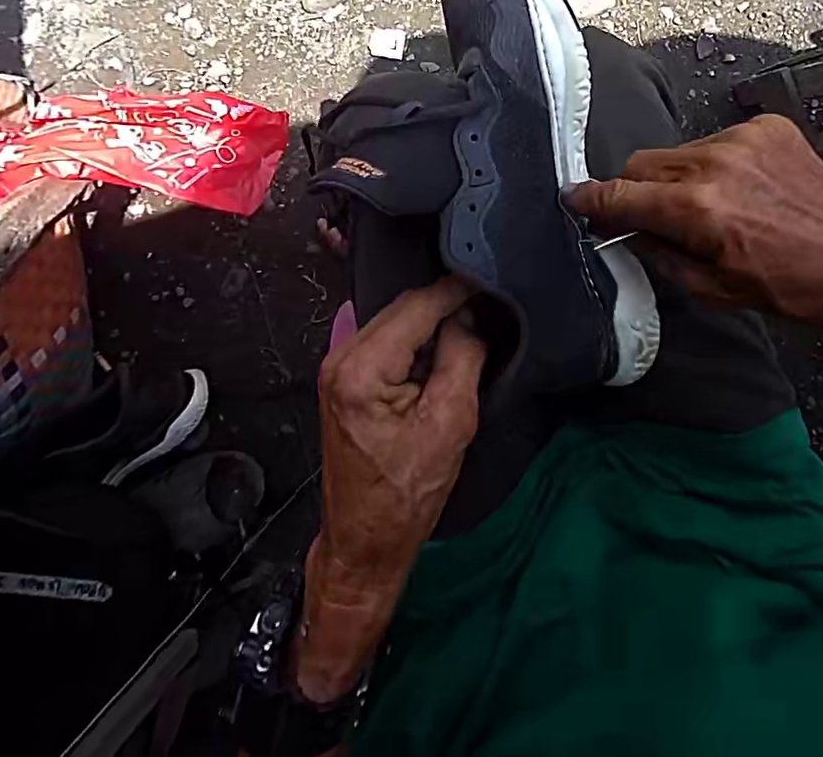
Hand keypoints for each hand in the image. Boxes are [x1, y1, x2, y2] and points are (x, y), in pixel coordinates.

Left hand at [298, 277, 485, 701]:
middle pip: (401, 307)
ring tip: (465, 334)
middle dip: (444, 306)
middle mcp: (339, 358)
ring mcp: (336, 366)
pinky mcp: (342, 378)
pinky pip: (384, 340)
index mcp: (362, 368)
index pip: (416, 306)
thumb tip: (467, 317)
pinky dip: (413, 340)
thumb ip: (463, 355)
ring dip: (429, 324)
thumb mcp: (451, 421)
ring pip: (393, 320)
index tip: (487, 284)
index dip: (456, 291)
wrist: (366, 539)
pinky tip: (437, 352)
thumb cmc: (407, 493)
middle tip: (482, 314)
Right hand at [567, 114, 822, 327]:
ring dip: (675, 178)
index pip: (621, 194)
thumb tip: (626, 232)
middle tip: (652, 217)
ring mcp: (743, 139)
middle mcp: (715, 164)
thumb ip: (658, 255)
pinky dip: (712, 165)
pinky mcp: (765, 127)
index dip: (591, 199)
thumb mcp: (713, 288)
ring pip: (675, 153)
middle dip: (636, 190)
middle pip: (641, 164)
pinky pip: (713, 143)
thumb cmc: (793, 284)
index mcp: (698, 209)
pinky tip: (740, 188)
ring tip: (709, 206)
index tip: (575, 198)